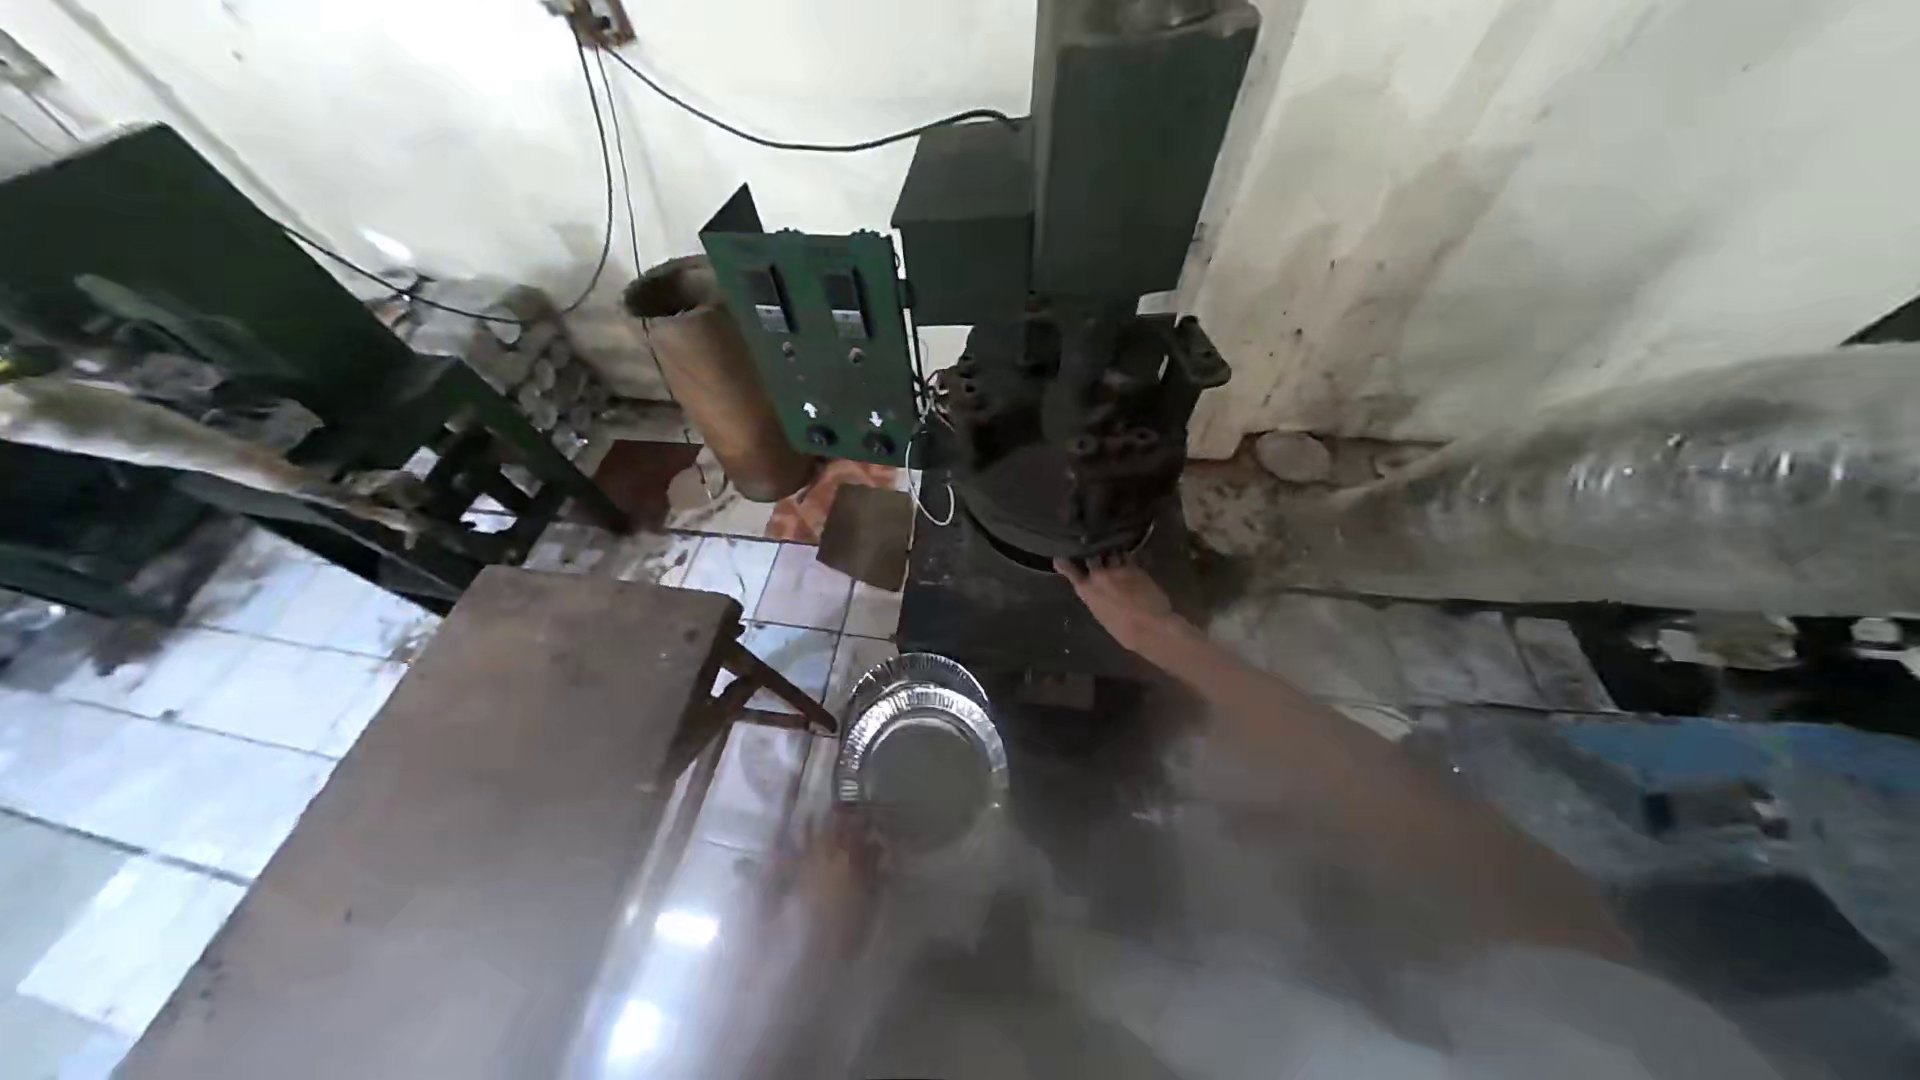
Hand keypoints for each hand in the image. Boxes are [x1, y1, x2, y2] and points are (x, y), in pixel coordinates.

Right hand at [1053, 553, 1192, 656]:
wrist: (1150, 627)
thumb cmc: (1124, 630)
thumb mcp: (1101, 615)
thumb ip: (1095, 599)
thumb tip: (1094, 591)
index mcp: (1088, 590)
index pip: (1071, 571)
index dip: (1064, 563)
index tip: (1060, 557)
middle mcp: (1100, 575)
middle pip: (1092, 555)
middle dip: (1092, 552)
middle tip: (1093, 549)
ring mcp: (1118, 569)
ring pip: (1111, 551)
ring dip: (1111, 551)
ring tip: (1113, 549)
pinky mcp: (1136, 567)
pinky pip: (1129, 555)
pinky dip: (1127, 554)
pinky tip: (1129, 554)